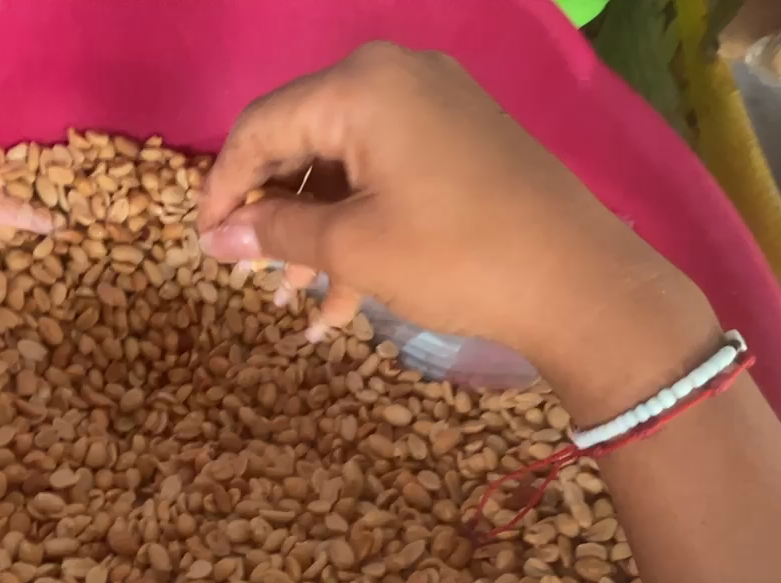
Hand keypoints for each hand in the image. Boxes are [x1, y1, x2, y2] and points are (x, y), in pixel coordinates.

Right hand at [197, 43, 719, 413]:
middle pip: (304, 145)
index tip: (204, 242)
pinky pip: (388, 183)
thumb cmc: (455, 259)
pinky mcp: (459, 148)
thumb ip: (277, 232)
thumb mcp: (354, 248)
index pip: (262, 127)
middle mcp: (396, 80)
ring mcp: (434, 111)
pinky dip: (362, 233)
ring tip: (292, 303)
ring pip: (347, 174)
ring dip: (316, 238)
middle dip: (273, 218)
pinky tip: (341, 302)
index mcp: (361, 87)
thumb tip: (218, 237)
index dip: (223, 187)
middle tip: (250, 275)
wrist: (576, 281)